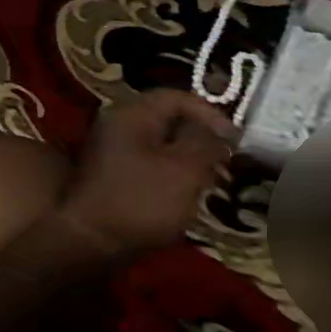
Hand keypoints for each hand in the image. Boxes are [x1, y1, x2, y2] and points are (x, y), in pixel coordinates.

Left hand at [57, 90, 238, 254]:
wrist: (94, 236)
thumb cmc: (142, 200)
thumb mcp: (184, 169)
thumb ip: (204, 142)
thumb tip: (219, 128)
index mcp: (128, 114)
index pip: (173, 96)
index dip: (209, 112)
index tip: (236, 140)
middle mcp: (116, 123)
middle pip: (168, 116)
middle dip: (203, 134)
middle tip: (230, 160)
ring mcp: (113, 146)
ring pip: (162, 139)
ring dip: (192, 154)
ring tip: (217, 176)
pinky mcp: (116, 169)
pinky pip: (152, 158)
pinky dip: (176, 167)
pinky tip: (194, 188)